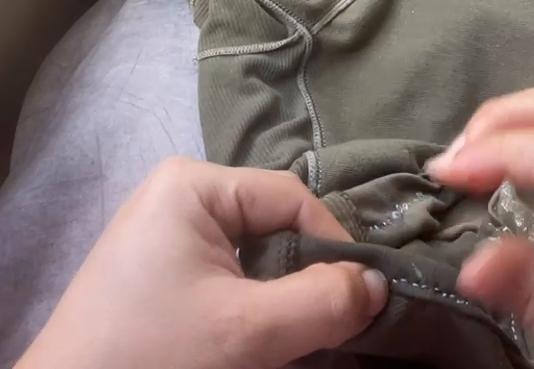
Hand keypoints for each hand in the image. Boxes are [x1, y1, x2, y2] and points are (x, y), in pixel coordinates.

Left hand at [16, 157, 387, 368]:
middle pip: (270, 221)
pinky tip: (262, 336)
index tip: (366, 297)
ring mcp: (164, 226)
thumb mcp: (245, 333)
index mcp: (194, 182)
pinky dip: (251, 301)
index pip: (289, 196)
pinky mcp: (156, 265)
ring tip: (303, 333)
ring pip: (249, 250)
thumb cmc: (155, 357)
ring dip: (281, 293)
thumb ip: (320, 303)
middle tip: (338, 321)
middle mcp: (179, 189)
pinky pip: (223, 269)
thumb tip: (378, 283)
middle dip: (306, 271)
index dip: (333, 243)